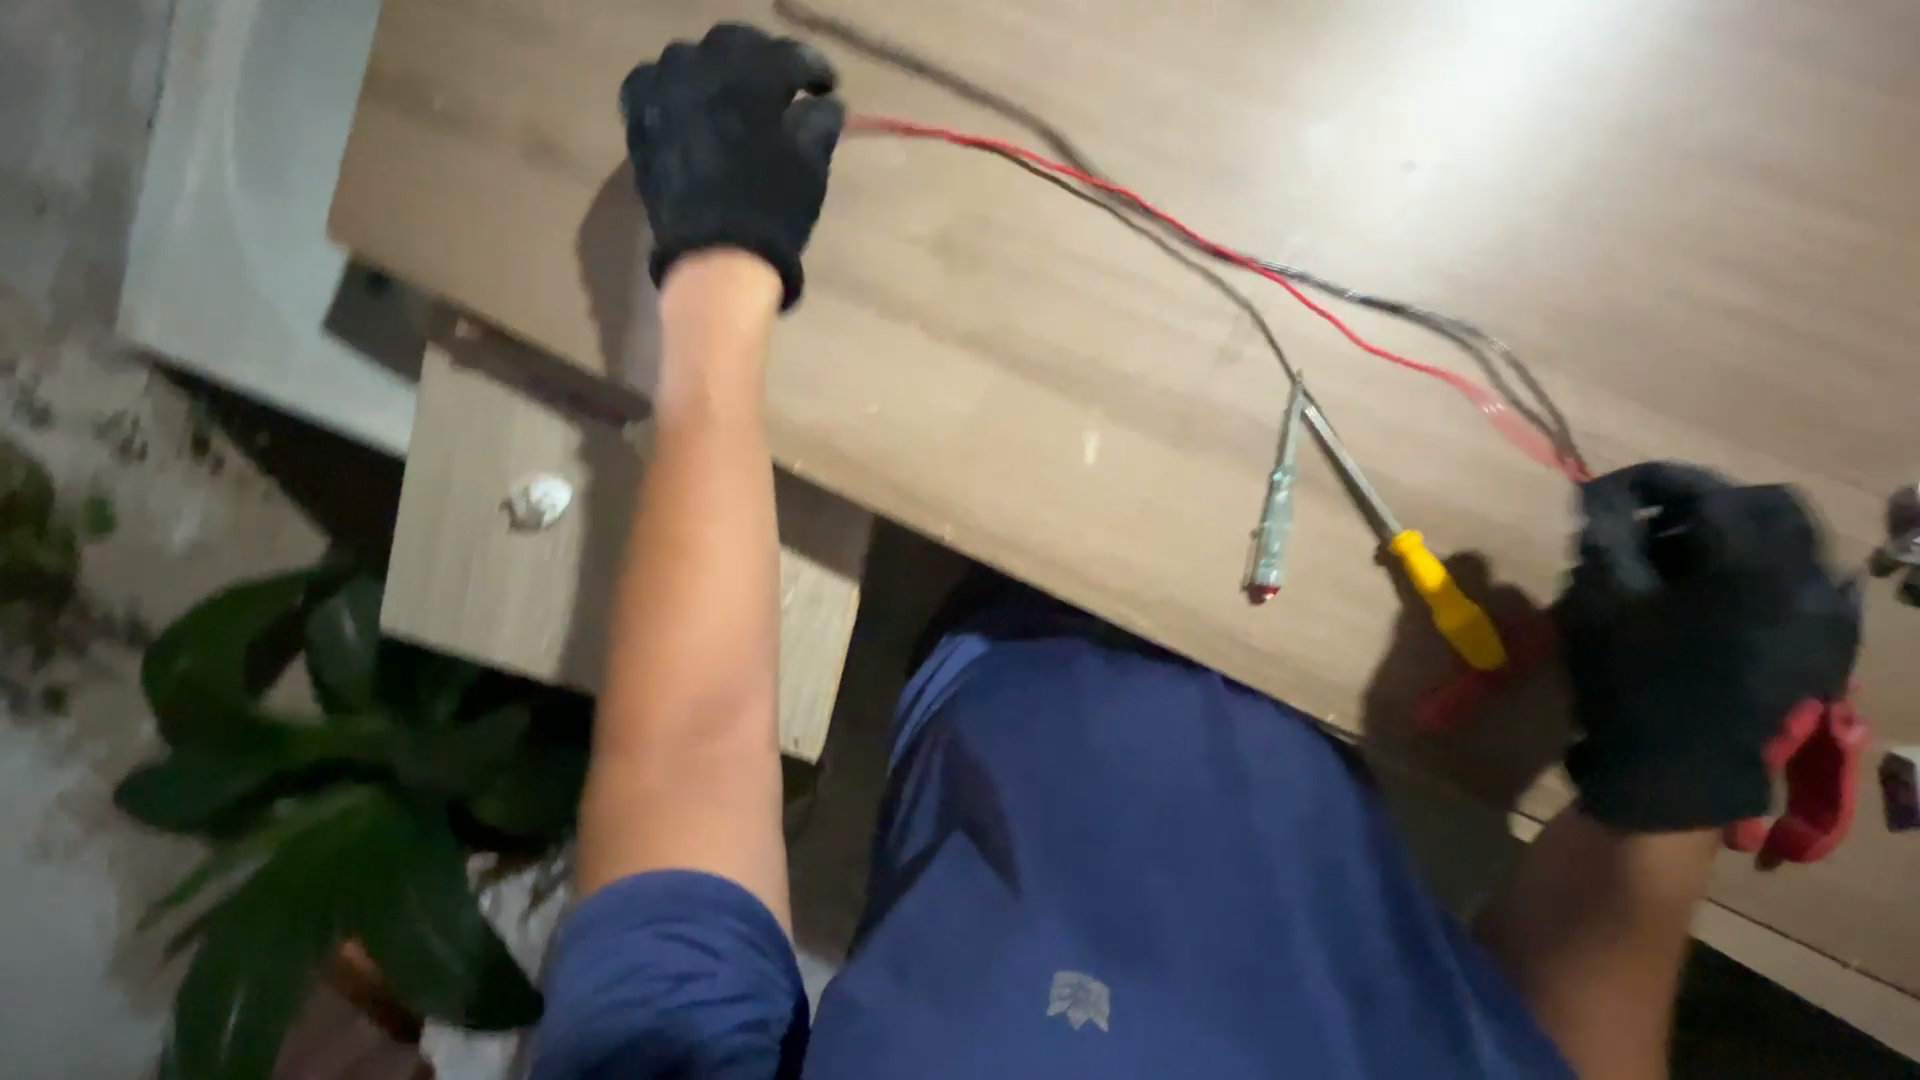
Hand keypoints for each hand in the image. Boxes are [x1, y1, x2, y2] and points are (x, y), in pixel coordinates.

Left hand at [619, 23, 844, 310]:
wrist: (718, 258)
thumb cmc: (774, 210)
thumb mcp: (811, 166)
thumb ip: (820, 123)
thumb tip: (827, 104)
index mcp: (751, 77)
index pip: (788, 57)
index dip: (812, 69)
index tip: (828, 87)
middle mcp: (702, 70)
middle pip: (735, 46)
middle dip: (762, 61)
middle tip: (782, 85)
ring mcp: (664, 93)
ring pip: (690, 59)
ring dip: (717, 69)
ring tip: (735, 94)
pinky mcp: (641, 122)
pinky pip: (651, 85)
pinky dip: (672, 86)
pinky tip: (688, 102)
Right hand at [1556, 462, 1859, 831]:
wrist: (1677, 768)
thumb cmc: (1630, 679)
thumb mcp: (1601, 600)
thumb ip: (1605, 535)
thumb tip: (1597, 491)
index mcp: (1751, 564)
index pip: (1708, 490)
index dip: (1652, 480)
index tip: (1605, 489)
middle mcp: (1809, 576)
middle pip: (1766, 505)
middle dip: (1700, 502)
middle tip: (1643, 522)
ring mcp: (1829, 613)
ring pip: (1791, 542)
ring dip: (1731, 536)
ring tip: (1671, 561)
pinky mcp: (1827, 643)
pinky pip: (1806, 583)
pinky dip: (1758, 572)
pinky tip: (1713, 595)